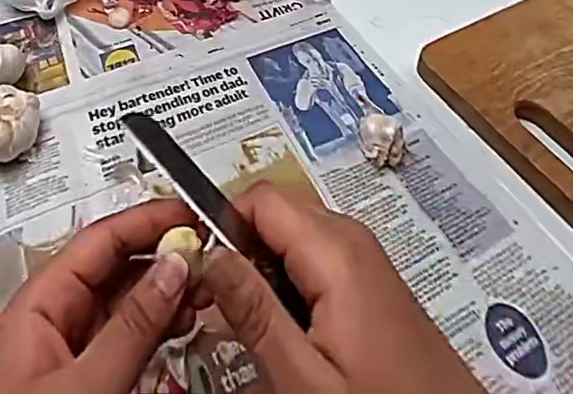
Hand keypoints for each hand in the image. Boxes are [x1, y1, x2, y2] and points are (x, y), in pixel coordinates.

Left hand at [0, 199, 200, 393]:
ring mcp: (72, 349)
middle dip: (158, 253)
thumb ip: (133, 325)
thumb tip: (172, 266)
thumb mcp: (87, 384)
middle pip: (112, 267)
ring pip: (123, 301)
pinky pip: (125, 336)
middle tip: (205, 250)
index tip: (184, 213)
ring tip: (202, 281)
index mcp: (41, 303)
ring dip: (163, 287)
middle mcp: (55, 317)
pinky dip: (156, 323)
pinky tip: (181, 318)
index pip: (97, 242)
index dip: (142, 221)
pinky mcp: (87, 377)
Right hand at [203, 184, 481, 393]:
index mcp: (334, 249)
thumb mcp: (307, 379)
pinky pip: (313, 255)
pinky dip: (289, 278)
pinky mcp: (371, 279)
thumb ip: (253, 310)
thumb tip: (206, 252)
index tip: (201, 269)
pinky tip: (293, 328)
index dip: (220, 224)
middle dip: (240, 246)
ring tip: (259, 322)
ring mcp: (364, 257)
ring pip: (289, 234)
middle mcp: (350, 237)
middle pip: (271, 212)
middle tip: (225, 303)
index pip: (255, 198)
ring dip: (262, 265)